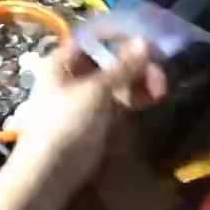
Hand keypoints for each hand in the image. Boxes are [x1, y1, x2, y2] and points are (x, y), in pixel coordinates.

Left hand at [9, 40, 166, 182]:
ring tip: (160, 90)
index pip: (95, 38)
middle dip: (136, 64)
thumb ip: (124, 67)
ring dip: (139, 82)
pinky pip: (118, 102)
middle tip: (159, 73)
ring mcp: (85, 99)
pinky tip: (153, 99)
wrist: (50, 173)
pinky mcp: (96, 120)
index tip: (149, 39)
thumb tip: (146, 42)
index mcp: (63, 61)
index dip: (121, 36)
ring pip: (117, 82)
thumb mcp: (97, 91)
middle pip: (110, 61)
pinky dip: (134, 99)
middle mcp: (73, 76)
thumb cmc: (66, 124)